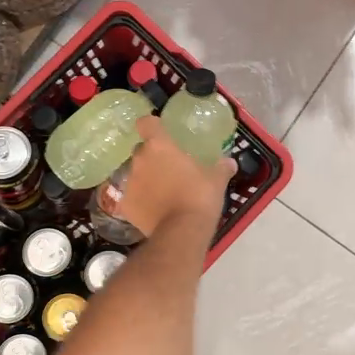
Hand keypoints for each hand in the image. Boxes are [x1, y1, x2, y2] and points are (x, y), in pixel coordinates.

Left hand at [114, 115, 234, 237]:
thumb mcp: (216, 180)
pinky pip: (130, 196)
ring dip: (144, 177)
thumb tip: (230, 162)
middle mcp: (139, 159)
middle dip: (151, 156)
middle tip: (167, 166)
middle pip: (140, 150)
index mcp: (159, 146)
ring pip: (134, 173)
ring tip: (160, 190)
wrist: (181, 232)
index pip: (146, 123)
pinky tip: (150, 208)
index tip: (159, 132)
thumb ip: (222, 168)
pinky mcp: (124, 204)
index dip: (151, 125)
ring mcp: (129, 182)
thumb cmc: (199, 198)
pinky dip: (138, 200)